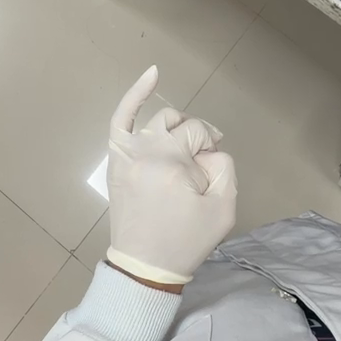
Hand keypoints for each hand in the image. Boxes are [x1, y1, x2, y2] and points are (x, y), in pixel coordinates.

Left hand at [103, 66, 236, 285]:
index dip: (211, 150)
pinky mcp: (116, 158)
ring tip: (187, 145)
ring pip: (159, 121)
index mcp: (170, 162)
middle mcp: (145, 150)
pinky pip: (121, 116)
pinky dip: (136, 94)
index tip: (211, 174)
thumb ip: (224, 168)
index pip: (199, 135)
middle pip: (181, 127)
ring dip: (178, 127)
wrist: (145, 267)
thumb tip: (209, 151)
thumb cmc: (184, 241)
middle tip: (203, 168)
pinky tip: (152, 73)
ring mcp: (126, 152)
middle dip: (198, 142)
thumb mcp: (222, 209)